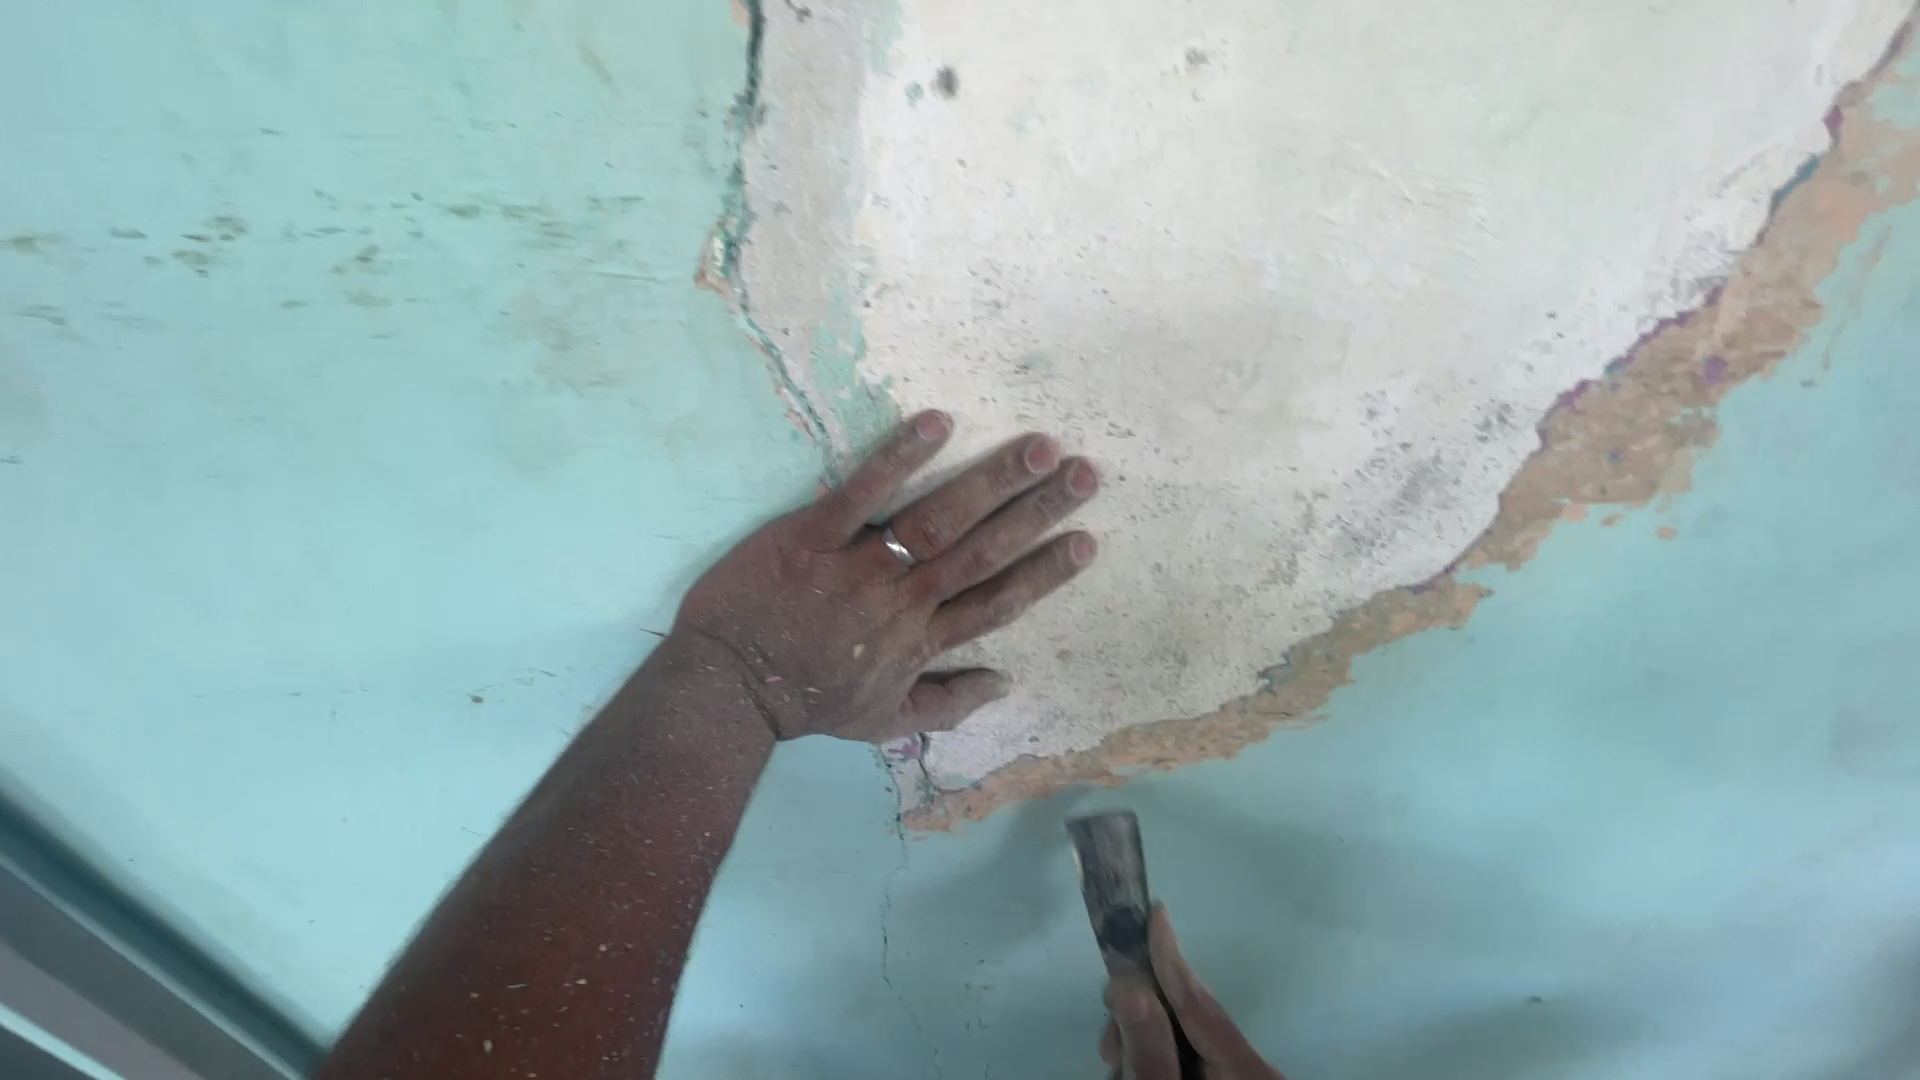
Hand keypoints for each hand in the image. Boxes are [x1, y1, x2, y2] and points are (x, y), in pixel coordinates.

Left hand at [674, 410, 1099, 742]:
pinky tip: (939, 422)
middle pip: (984, 551)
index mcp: (922, 641)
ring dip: (992, 482)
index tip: (1087, 541)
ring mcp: (860, 565)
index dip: (1046, 573)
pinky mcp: (812, 536)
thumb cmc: (806, 700)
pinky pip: (861, 492)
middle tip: (1085, 473)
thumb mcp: (883, 723)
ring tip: (1040, 446)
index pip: (998, 603)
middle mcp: (904, 600)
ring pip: (938, 519)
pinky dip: (898, 458)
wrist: (726, 689)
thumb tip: (1006, 682)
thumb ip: (947, 704)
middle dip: (1039, 512)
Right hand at [1100, 907, 1285, 1079]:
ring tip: (1116, 1063)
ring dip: (1144, 1041)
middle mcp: (1251, 1068)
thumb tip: (1131, 988)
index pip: (1199, 1003)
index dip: (1171, 956)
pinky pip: (1189, 1057)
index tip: (1156, 910)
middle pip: (1188, 1018)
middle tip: (1108, 1041)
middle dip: (1142, 1015)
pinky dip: (1159, 1058)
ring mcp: (1240, 1075)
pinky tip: (1138, 1070)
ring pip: (1184, 1036)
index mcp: (1247, 1072)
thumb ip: (1150, 1052)